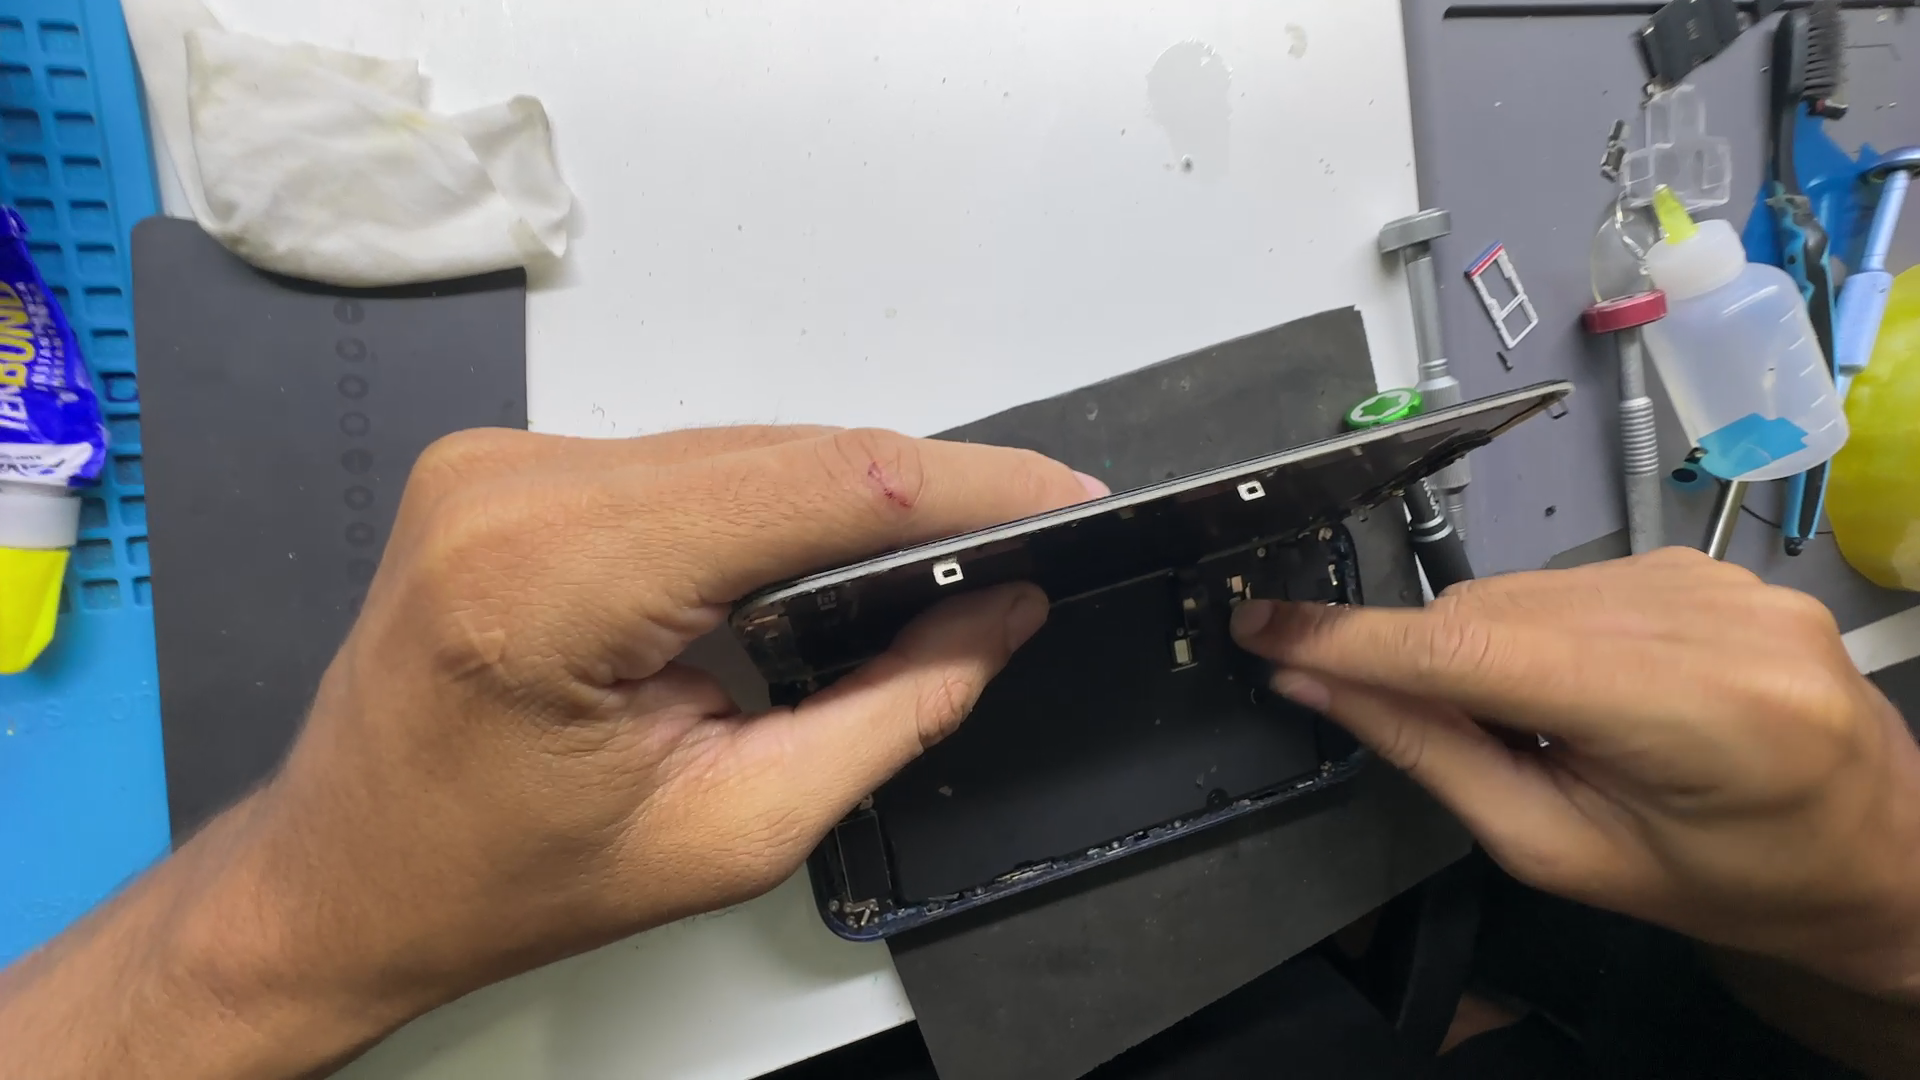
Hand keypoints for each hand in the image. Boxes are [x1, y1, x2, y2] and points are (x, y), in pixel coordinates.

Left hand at [269, 425, 1102, 998]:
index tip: (1064, 492)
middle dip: (929, 489)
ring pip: (756, 450)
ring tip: (954, 539)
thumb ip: (896, 709)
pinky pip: (706, 464)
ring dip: (863, 495)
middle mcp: (524, 483)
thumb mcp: (739, 827)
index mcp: (558, 582)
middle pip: (793, 455)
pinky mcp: (522, 466)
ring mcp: (512, 459)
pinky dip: (793, 499)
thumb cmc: (518, 882)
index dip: (965, 479)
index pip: (819, 485)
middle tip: (1029, 525)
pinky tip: (843, 545)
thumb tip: (1005, 609)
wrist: (337, 878)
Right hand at [1230, 548, 1919, 1001]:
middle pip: (1477, 615)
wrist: (1877, 857)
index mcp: (1692, 713)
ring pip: (1501, 593)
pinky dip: (1519, 629)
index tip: (1257, 627)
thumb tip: (1309, 682)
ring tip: (1533, 717)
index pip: (1466, 652)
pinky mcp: (1695, 563)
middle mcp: (1709, 619)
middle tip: (1456, 732)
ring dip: (1472, 648)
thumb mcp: (1547, 844)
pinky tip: (1566, 680)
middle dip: (1422, 664)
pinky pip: (1545, 583)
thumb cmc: (1711, 880)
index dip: (1348, 639)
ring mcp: (1708, 578)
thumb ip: (1422, 750)